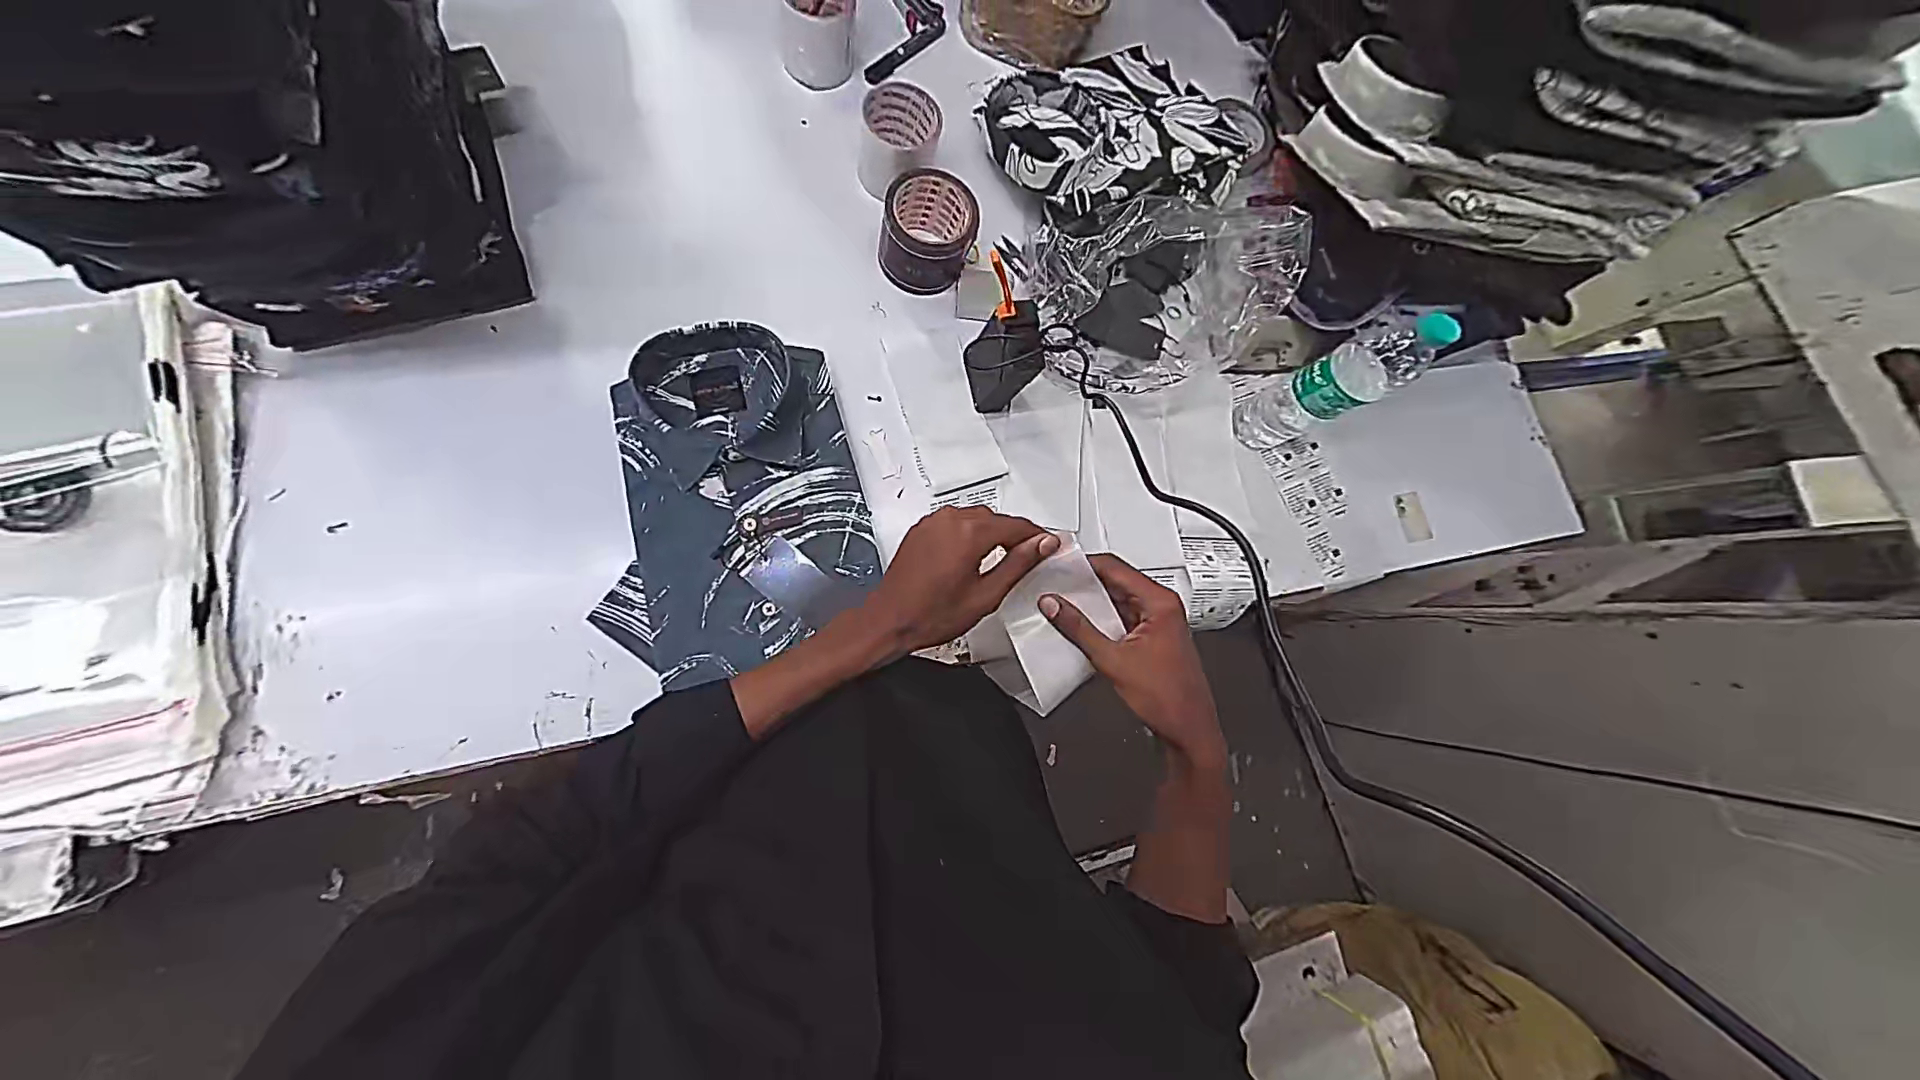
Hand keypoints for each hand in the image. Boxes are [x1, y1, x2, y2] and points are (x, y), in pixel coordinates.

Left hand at [854, 506, 1058, 660]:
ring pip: (975, 518)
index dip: (1037, 536)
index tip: (1048, 544)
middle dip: (1015, 535)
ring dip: (991, 533)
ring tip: (1003, 558)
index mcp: (968, 533)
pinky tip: (973, 555)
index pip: (1016, 525)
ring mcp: (932, 523)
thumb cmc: (928, 614)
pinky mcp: (921, 529)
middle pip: (996, 519)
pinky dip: (968, 534)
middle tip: (1030, 555)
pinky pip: (954, 523)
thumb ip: (1018, 564)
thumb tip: (1040, 545)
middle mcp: (948, 520)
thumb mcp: (986, 595)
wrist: (889, 620)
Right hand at [1039, 555, 1224, 765]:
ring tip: (1065, 607)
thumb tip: (1056, 606)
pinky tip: (1083, 628)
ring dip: (1092, 603)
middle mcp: (1162, 607)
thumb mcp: (1112, 659)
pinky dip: (1101, 620)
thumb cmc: (1170, 699)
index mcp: (1160, 602)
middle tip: (1057, 586)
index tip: (1062, 565)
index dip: (1084, 564)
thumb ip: (1078, 629)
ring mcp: (1158, 621)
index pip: (1115, 566)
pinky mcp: (1151, 635)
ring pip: (1117, 599)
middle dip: (1085, 584)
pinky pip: (1121, 617)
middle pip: (1116, 580)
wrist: (1188, 729)